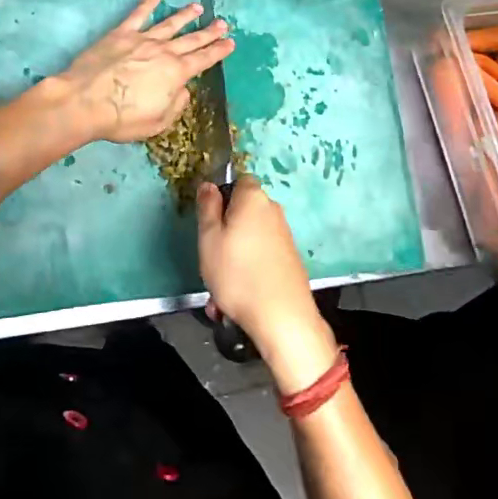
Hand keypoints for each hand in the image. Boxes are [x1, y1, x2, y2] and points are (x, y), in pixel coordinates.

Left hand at [52, 0, 234, 142]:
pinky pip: (137, 15)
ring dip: (185, 15)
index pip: (204, 60)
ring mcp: (142, 39)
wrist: (85, 101)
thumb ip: (175, 104)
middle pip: (191, 39)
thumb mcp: (158, 121)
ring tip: (197, 7)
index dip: (218, 51)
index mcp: (176, 73)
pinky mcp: (120, 33)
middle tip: (222, 23)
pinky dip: (147, 4)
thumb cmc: (122, 118)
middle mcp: (164, 51)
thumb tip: (183, 89)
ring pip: (169, 23)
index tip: (230, 42)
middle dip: (208, 31)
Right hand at [196, 176, 334, 390]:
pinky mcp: (290, 260)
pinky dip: (247, 271)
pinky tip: (236, 298)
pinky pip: (260, 257)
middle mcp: (273, 211)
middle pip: (243, 211)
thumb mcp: (209, 238)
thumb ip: (207, 207)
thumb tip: (209, 185)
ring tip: (219, 290)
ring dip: (233, 258)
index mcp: (253, 199)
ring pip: (248, 239)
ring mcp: (284, 237)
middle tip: (210, 257)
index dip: (222, 195)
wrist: (282, 318)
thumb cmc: (237, 273)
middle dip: (225, 231)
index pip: (239, 180)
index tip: (208, 218)